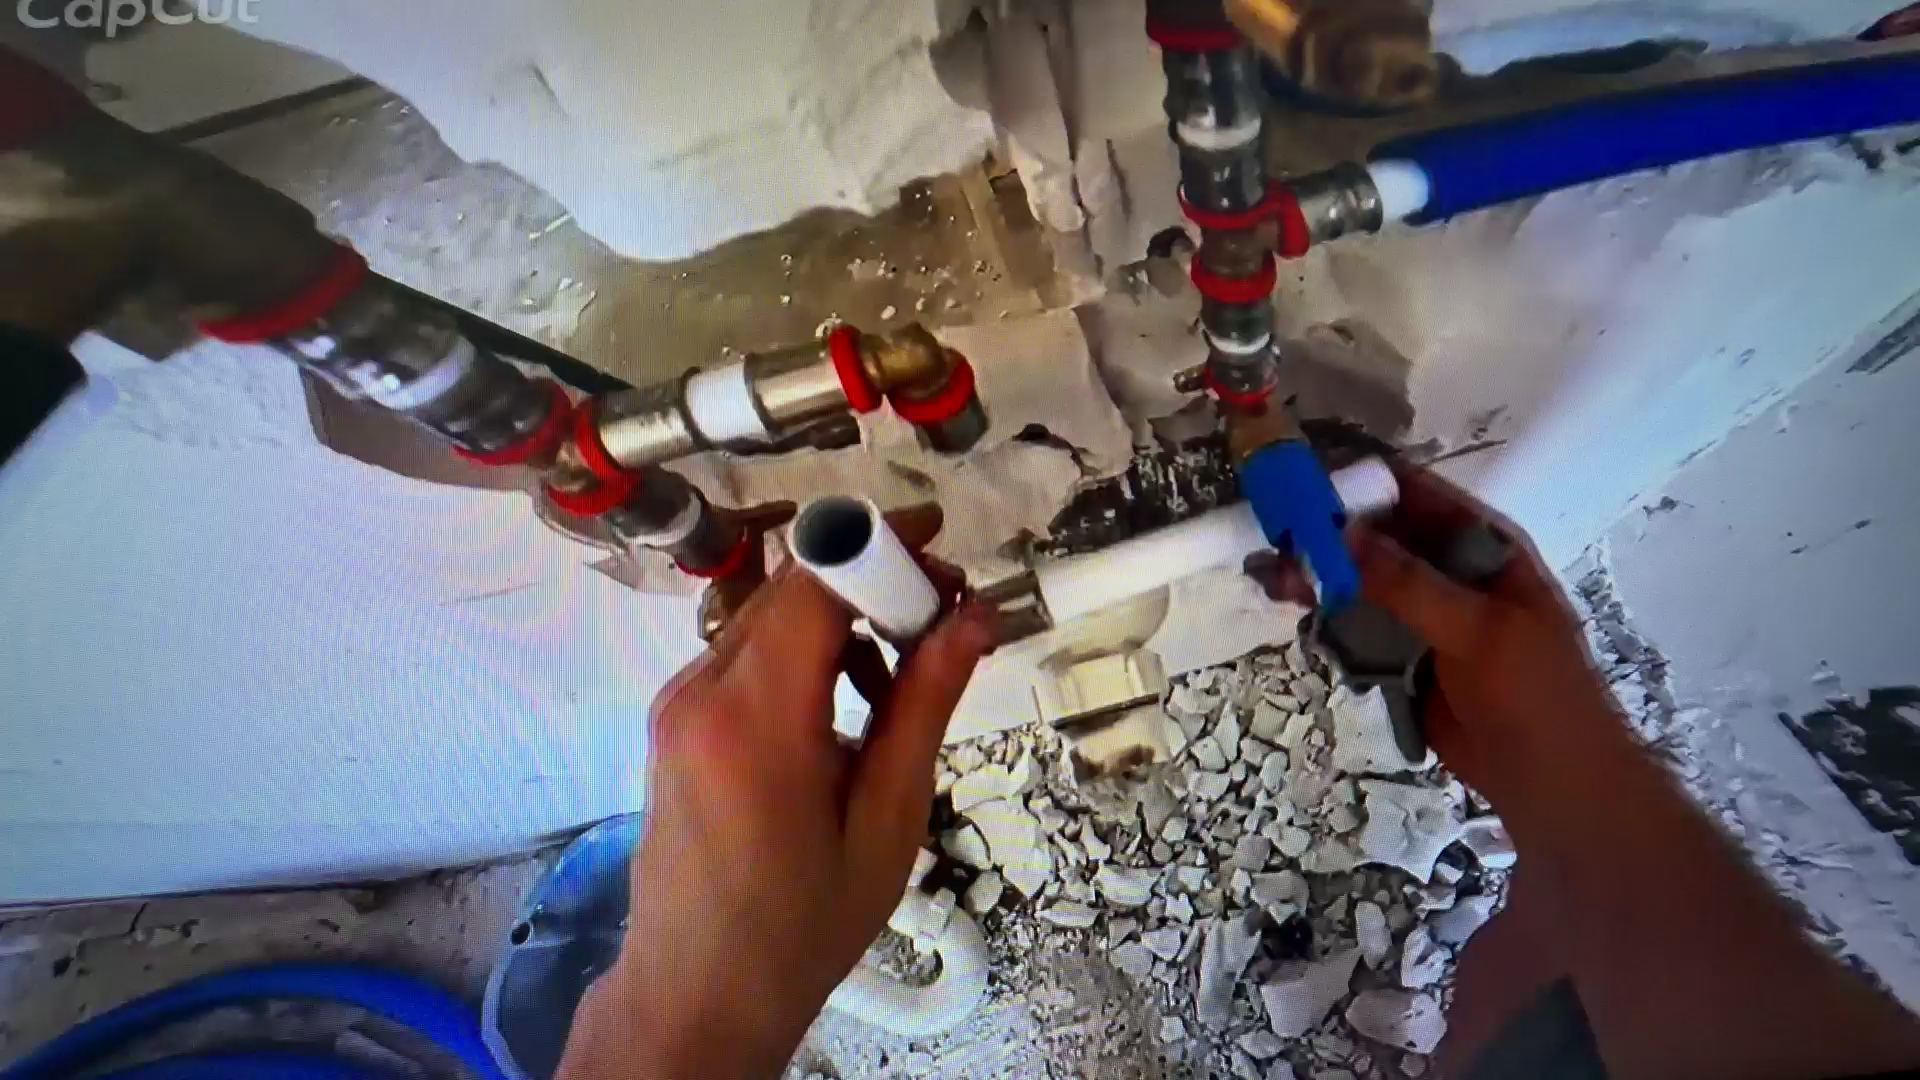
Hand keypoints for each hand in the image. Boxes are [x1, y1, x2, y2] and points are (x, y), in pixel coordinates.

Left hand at [558, 553, 997, 1079]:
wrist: (696, 993)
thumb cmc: (803, 922)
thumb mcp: (888, 816)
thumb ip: (926, 702)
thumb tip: (974, 618)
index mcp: (755, 718)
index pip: (816, 585)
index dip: (881, 544)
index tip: (939, 539)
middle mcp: (701, 689)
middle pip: (794, 587)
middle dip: (874, 578)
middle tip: (942, 610)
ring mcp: (680, 697)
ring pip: (773, 612)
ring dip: (844, 615)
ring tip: (902, 667)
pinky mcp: (679, 712)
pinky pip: (751, 647)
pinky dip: (808, 647)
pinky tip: (847, 697)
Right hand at [1252, 463, 1630, 804]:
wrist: (1547, 779)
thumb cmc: (1533, 694)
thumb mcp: (1476, 629)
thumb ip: (1407, 582)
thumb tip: (1340, 532)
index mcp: (1480, 546)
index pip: (1413, 493)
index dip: (1360, 480)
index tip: (1301, 477)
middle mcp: (1443, 567)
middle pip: (1373, 533)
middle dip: (1323, 530)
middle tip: (1272, 532)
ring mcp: (1416, 607)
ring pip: (1354, 574)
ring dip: (1314, 571)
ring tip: (1267, 575)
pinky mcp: (1393, 644)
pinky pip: (1350, 615)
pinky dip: (1319, 608)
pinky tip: (1288, 606)